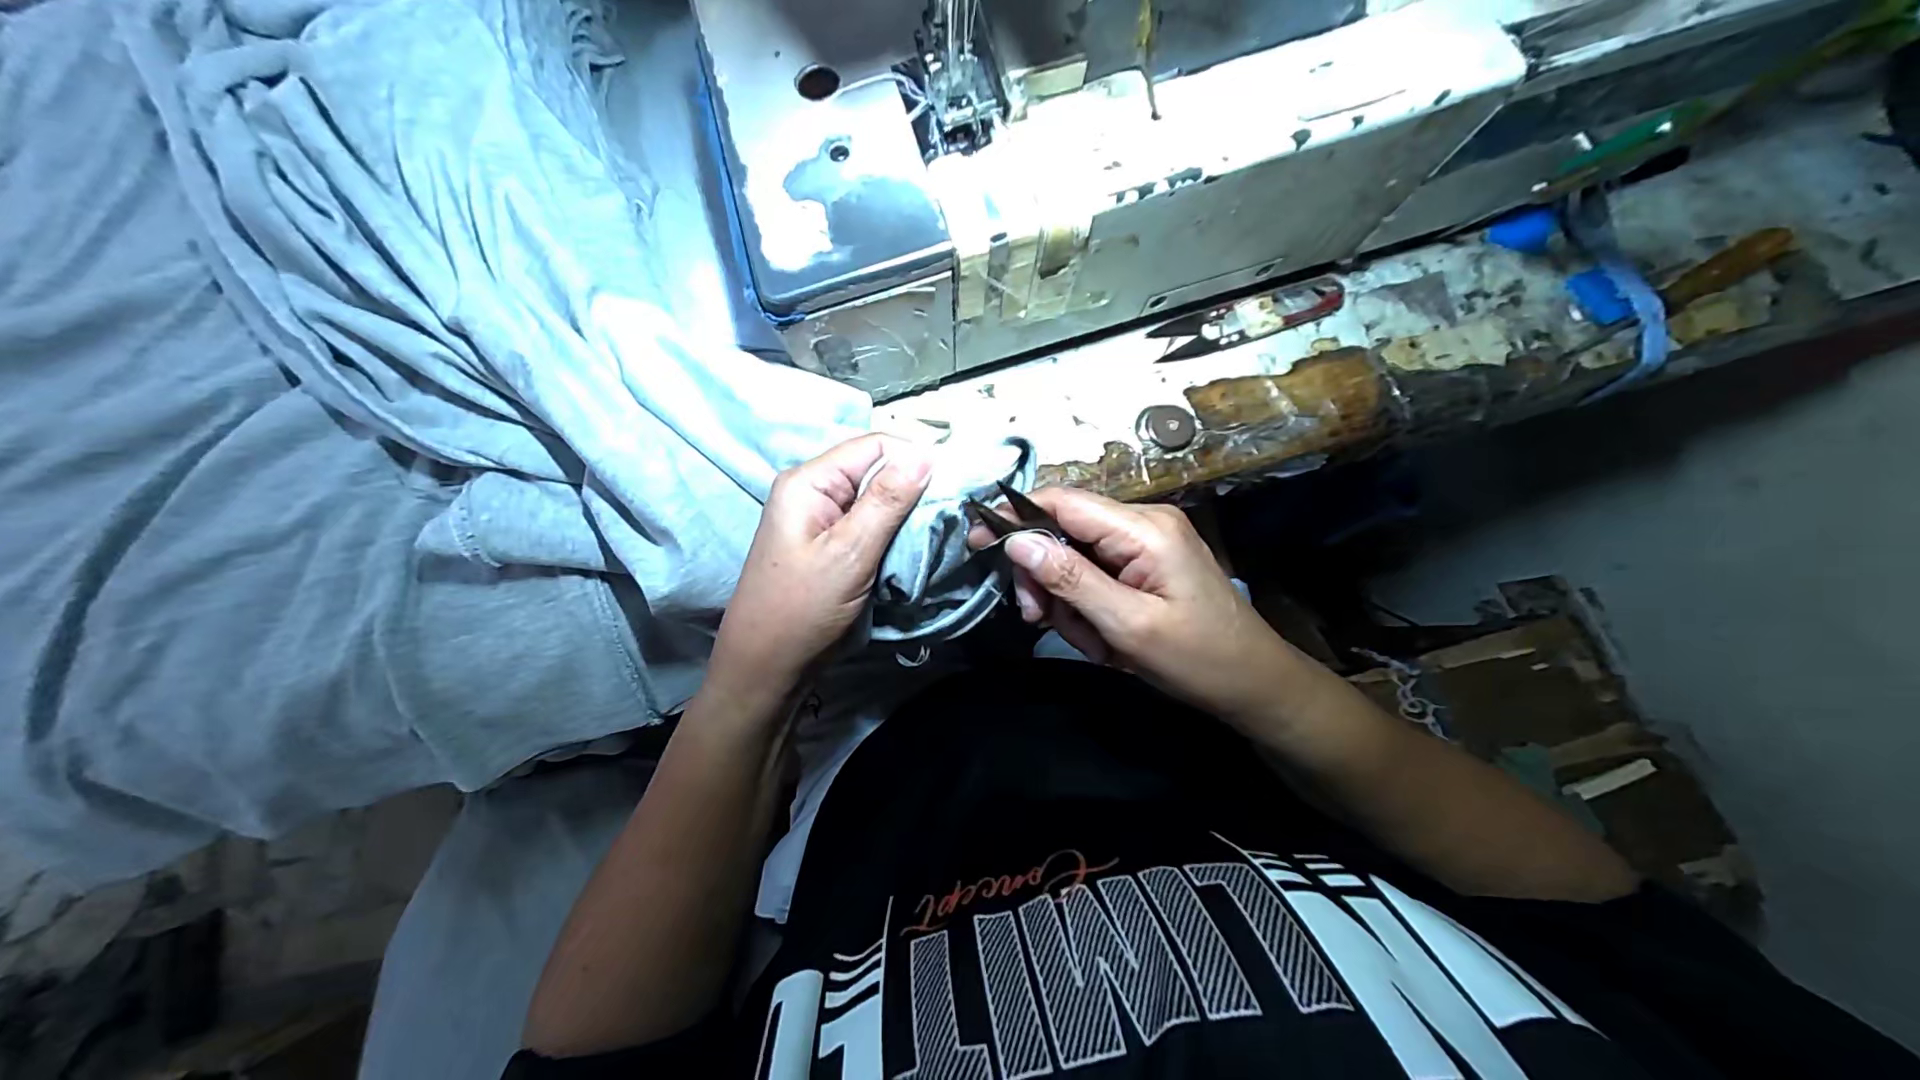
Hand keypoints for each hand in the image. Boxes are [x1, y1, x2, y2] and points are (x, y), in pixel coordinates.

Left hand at [712, 434, 931, 691]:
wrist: (768, 667)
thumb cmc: (803, 609)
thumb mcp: (850, 552)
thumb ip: (887, 500)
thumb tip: (926, 454)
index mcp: (809, 482)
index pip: (875, 446)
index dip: (914, 460)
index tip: (950, 488)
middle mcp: (813, 491)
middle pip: (876, 469)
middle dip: (912, 488)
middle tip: (945, 516)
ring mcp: (821, 518)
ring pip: (877, 498)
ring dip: (905, 514)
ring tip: (933, 533)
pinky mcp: (830, 543)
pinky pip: (869, 523)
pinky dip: (893, 533)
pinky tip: (911, 548)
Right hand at [967, 487, 1297, 722]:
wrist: (1254, 683)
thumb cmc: (1197, 658)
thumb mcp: (1127, 626)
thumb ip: (1071, 580)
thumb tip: (1017, 541)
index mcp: (1144, 528)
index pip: (1063, 501)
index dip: (1015, 515)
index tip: (977, 541)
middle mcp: (1143, 523)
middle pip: (1063, 531)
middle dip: (1045, 577)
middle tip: (1038, 619)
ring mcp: (1145, 543)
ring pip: (1074, 558)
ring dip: (1066, 601)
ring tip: (1091, 642)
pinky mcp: (1144, 563)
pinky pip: (1095, 574)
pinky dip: (1086, 606)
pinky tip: (1102, 638)